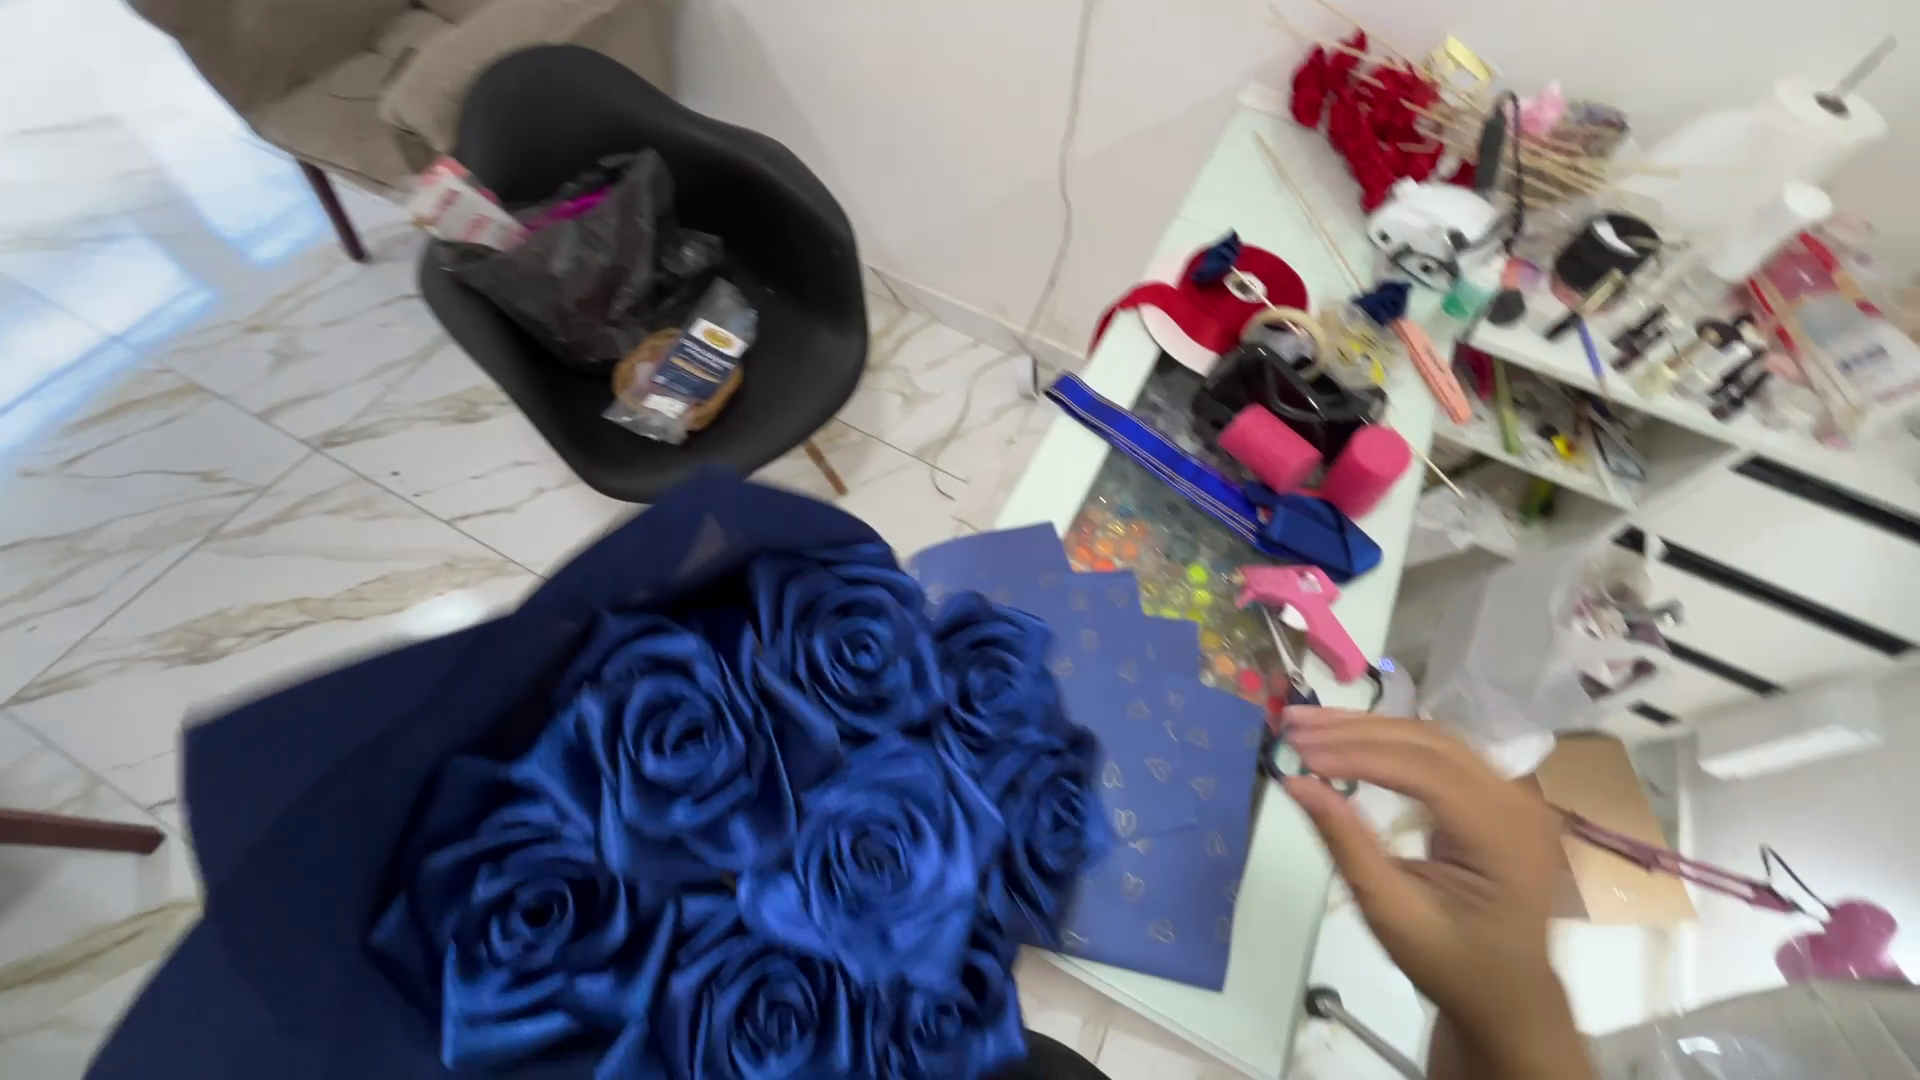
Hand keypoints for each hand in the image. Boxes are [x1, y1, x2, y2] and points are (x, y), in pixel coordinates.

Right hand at [1280, 708, 1591, 1079]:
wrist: (1506, 994)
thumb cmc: (1449, 961)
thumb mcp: (1389, 910)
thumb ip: (1345, 840)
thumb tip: (1294, 780)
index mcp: (1503, 837)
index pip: (1425, 771)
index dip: (1357, 755)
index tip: (1299, 753)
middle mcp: (1515, 802)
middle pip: (1426, 741)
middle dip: (1353, 730)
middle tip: (1291, 727)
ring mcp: (1508, 793)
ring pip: (1426, 736)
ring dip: (1363, 726)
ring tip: (1304, 722)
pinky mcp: (1490, 792)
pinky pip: (1432, 750)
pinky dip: (1382, 738)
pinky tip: (1342, 735)